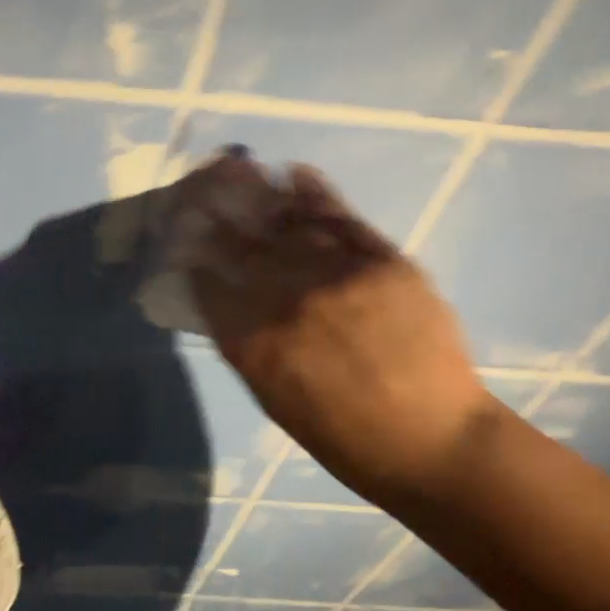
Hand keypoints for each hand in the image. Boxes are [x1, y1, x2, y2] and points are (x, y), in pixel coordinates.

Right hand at [176, 157, 501, 502]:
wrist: (426, 439)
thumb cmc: (339, 437)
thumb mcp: (273, 400)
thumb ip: (248, 348)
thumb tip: (229, 307)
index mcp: (254, 345)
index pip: (211, 287)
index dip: (193, 262)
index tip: (183, 242)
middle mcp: (289, 303)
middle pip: (242, 250)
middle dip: (215, 220)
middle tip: (197, 190)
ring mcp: (338, 277)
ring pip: (288, 227)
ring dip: (258, 198)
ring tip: (236, 171)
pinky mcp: (384, 262)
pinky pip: (342, 220)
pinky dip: (315, 196)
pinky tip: (293, 178)